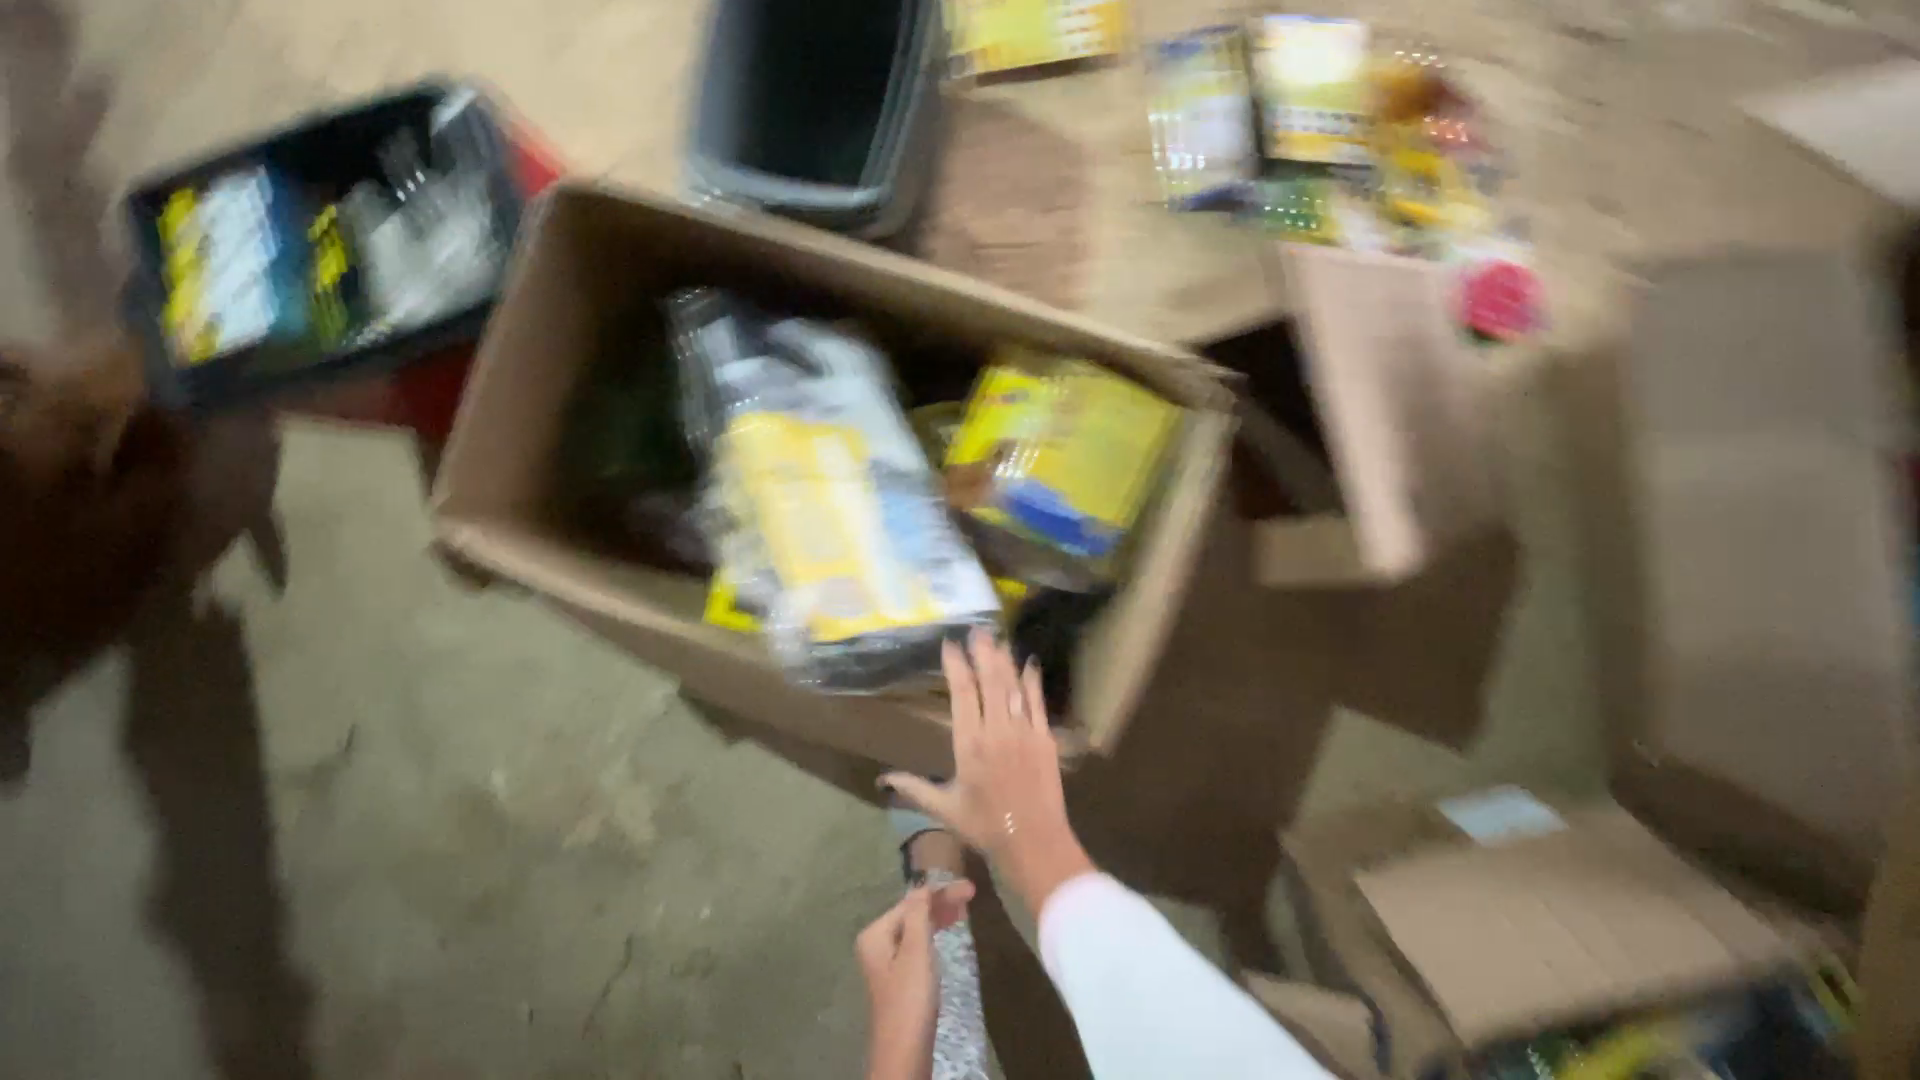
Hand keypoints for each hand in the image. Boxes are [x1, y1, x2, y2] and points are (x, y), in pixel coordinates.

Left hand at [857, 883, 974, 1079]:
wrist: (905, 1049)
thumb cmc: (910, 996)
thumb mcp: (916, 950)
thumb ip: (918, 915)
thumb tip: (922, 886)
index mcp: (875, 933)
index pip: (911, 902)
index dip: (940, 892)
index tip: (969, 888)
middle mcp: (877, 943)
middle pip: (912, 913)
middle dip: (940, 903)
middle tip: (972, 895)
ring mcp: (887, 960)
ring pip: (916, 928)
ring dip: (939, 916)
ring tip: (965, 909)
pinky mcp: (899, 976)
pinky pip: (917, 943)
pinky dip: (933, 934)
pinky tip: (947, 931)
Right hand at [881, 630, 1094, 913]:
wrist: (1034, 842)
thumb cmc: (985, 827)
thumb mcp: (944, 808)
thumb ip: (914, 788)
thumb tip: (883, 779)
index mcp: (969, 744)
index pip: (962, 692)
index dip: (955, 664)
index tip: (949, 644)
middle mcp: (996, 730)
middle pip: (989, 680)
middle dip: (982, 652)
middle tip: (976, 630)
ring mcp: (1024, 732)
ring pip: (1013, 686)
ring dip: (1004, 660)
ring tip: (997, 638)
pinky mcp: (1045, 739)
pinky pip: (1038, 702)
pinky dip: (1032, 681)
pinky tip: (1029, 663)